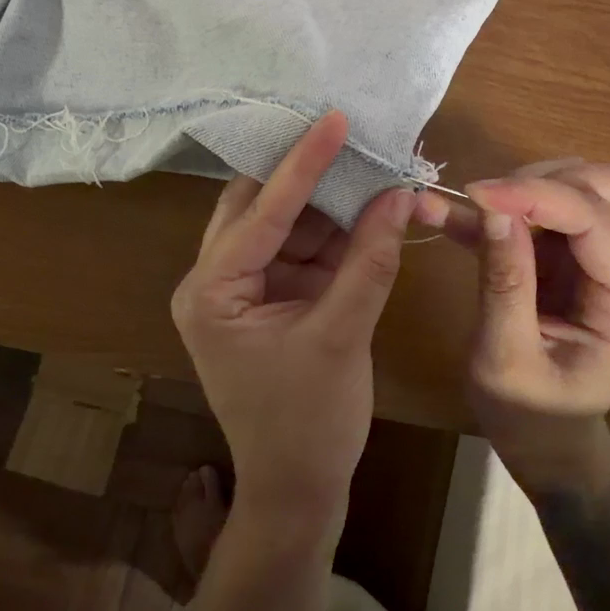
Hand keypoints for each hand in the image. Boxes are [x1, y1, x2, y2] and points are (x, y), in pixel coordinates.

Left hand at [170, 111, 415, 514]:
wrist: (298, 493)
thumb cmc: (308, 424)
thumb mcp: (341, 337)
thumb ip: (369, 262)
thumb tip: (399, 195)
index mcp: (211, 291)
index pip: (260, 211)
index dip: (302, 163)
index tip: (333, 118)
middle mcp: (216, 280)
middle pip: (259, 207)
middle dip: (305, 172)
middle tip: (347, 129)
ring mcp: (244, 289)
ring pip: (284, 224)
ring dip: (326, 199)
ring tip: (367, 158)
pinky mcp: (272, 299)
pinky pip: (301, 250)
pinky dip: (335, 231)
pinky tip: (367, 204)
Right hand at [417, 160, 609, 452]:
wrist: (544, 442)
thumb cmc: (526, 415)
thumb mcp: (503, 358)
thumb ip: (504, 282)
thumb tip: (493, 208)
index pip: (598, 221)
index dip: (540, 195)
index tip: (479, 193)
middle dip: (556, 181)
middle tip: (495, 203)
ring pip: (593, 188)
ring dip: (534, 187)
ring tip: (479, 213)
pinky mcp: (581, 261)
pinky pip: (557, 211)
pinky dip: (511, 204)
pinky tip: (455, 212)